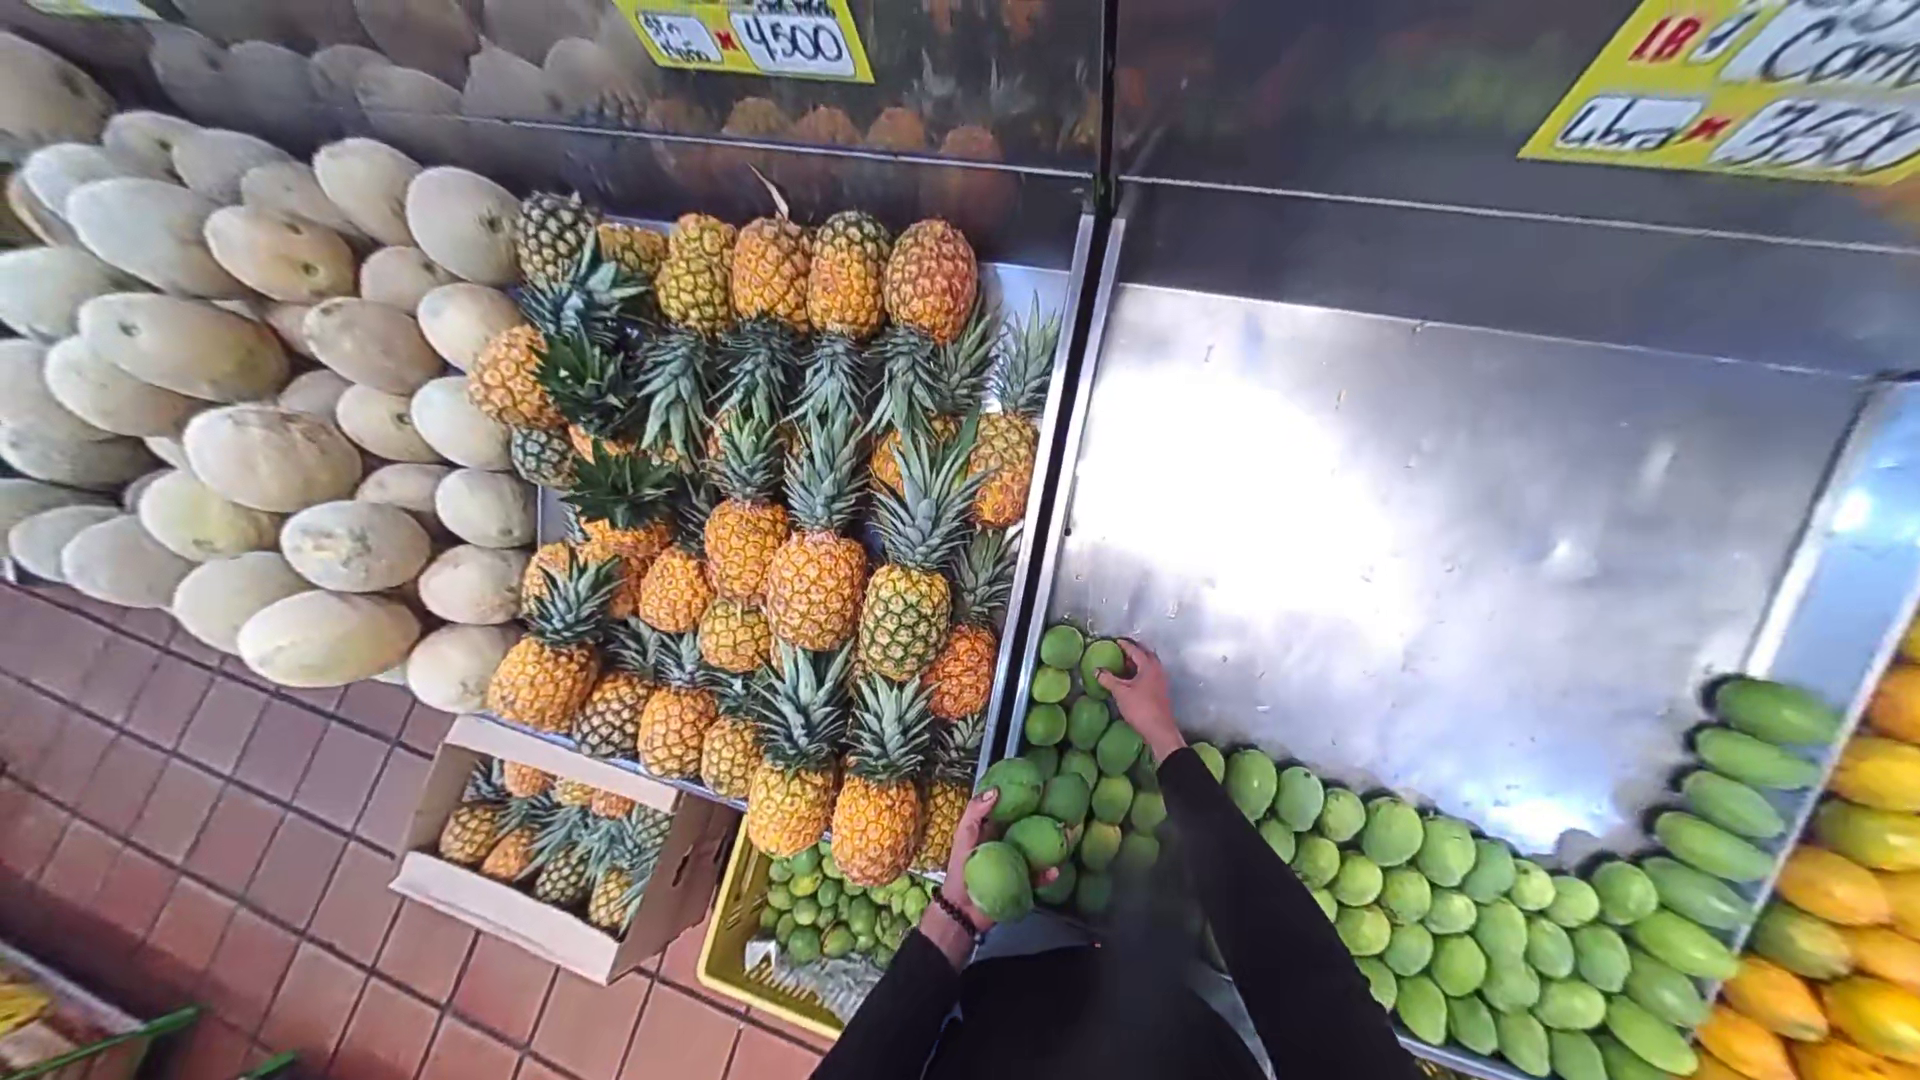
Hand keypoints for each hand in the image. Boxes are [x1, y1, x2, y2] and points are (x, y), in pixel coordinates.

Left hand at [921, 789, 1056, 969]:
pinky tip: (1054, 870)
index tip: (1043, 786)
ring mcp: (1018, 861)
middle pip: (1031, 827)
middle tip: (1064, 813)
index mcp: (995, 827)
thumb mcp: (964, 835)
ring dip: (1054, 846)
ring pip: (1040, 850)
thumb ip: (975, 812)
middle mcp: (1009, 841)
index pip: (1013, 808)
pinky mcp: (1023, 881)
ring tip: (1067, 839)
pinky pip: (1039, 876)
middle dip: (1048, 821)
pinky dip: (1048, 873)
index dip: (1027, 798)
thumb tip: (997, 790)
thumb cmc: (960, 867)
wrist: (962, 910)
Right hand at [1097, 639, 1185, 762]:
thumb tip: (1096, 670)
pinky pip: (1150, 674)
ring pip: (1149, 665)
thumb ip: (1108, 679)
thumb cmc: (1140, 707)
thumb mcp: (1120, 692)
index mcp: (1149, 666)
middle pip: (1146, 655)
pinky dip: (1141, 671)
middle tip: (1121, 650)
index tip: (1116, 641)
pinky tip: (1131, 678)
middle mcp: (1158, 670)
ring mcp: (1161, 681)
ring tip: (1124, 663)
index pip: (1136, 650)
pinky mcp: (1161, 691)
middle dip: (1134, 651)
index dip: (1125, 645)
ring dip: (1138, 662)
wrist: (1159, 730)